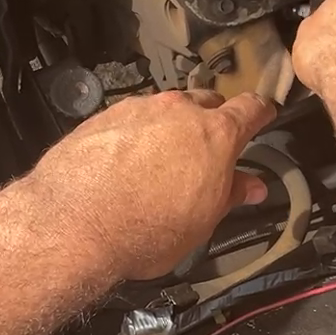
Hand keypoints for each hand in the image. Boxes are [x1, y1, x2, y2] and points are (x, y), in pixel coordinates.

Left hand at [17, 90, 275, 281]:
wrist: (72, 224)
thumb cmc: (143, 231)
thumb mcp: (201, 222)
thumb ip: (229, 195)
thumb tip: (251, 185)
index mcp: (215, 134)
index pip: (250, 109)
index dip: (260, 113)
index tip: (263, 116)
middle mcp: (177, 111)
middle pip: (205, 103)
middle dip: (210, 122)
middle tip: (206, 152)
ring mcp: (136, 109)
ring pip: (164, 111)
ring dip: (168, 130)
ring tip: (160, 164)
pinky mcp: (101, 117)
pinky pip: (129, 120)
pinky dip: (134, 136)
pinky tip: (124, 164)